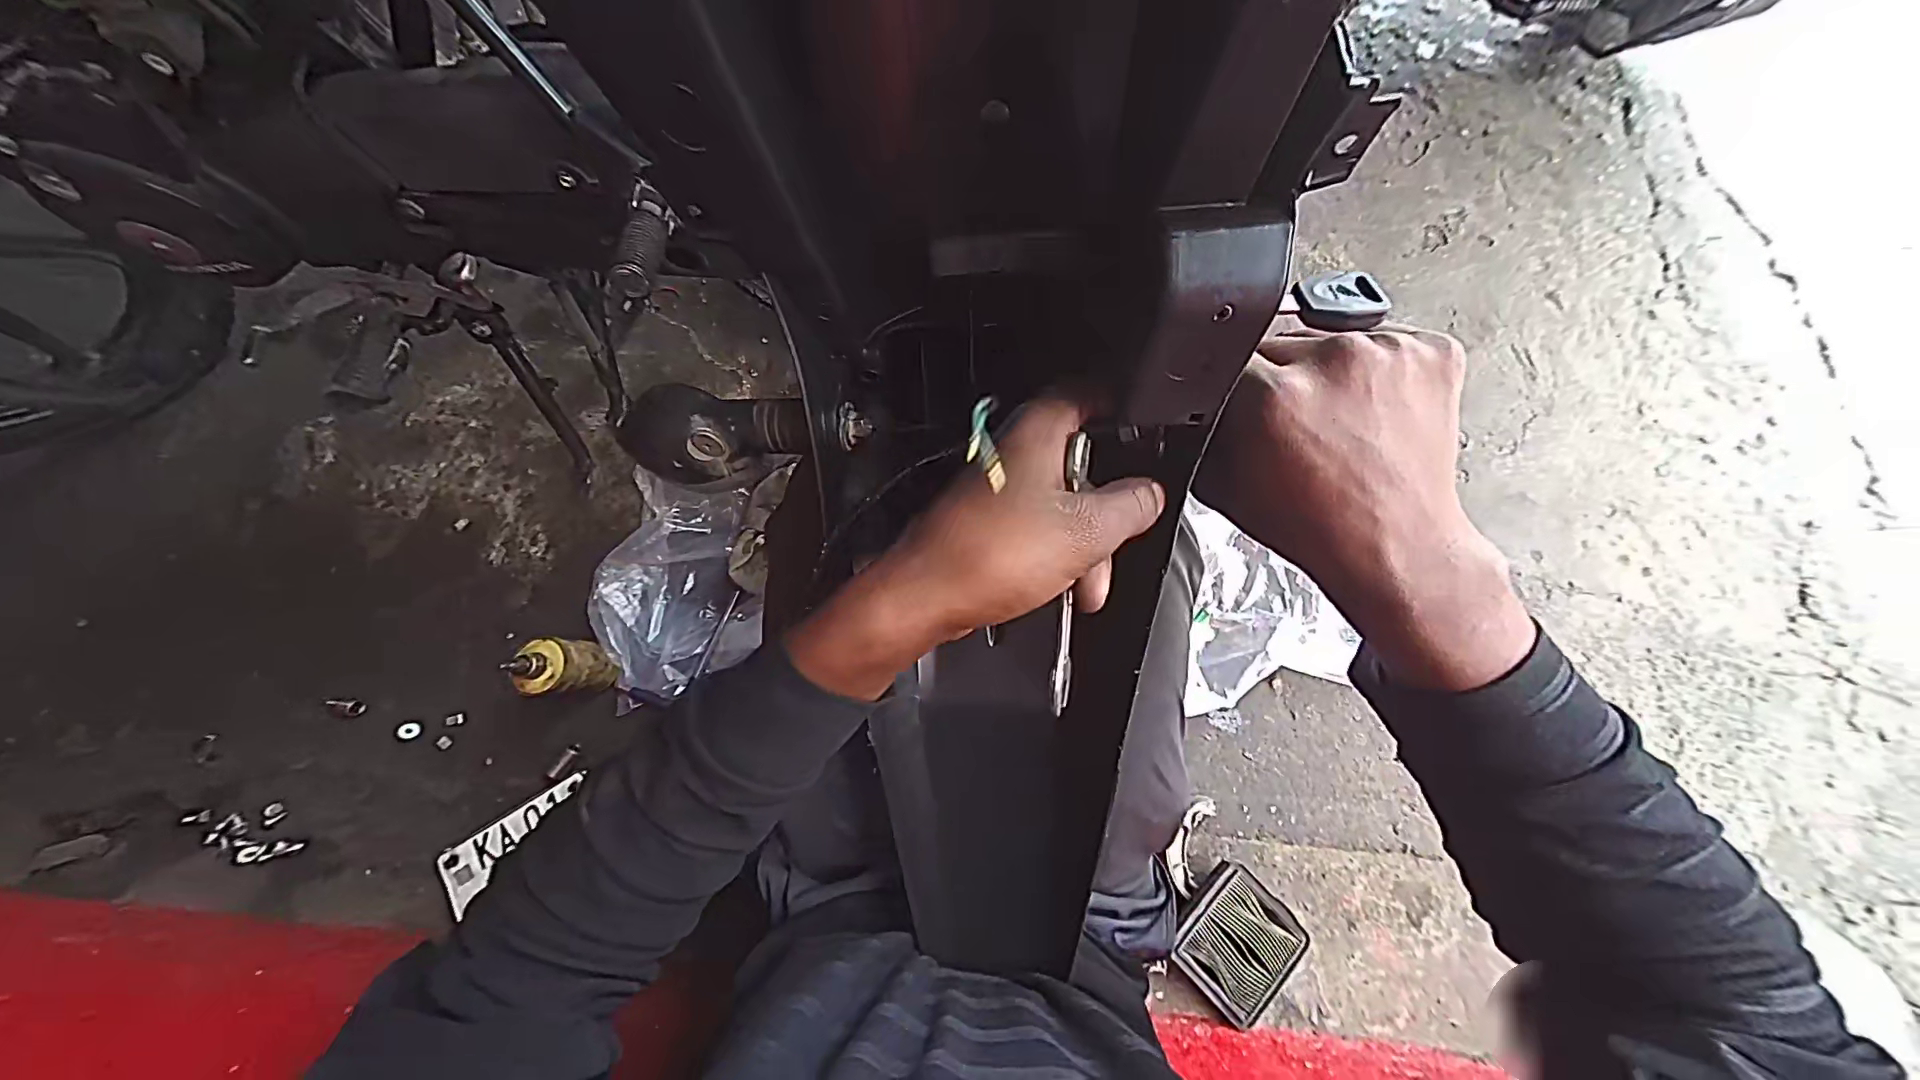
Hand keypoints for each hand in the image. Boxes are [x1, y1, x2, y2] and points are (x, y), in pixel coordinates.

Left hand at [788, 396, 1167, 699]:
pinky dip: (1054, 554)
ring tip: (1087, 583)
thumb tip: (1149, 495)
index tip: (1139, 432)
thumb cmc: (986, 556)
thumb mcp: (1085, 531)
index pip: (1086, 395)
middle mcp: (1013, 454)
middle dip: (1105, 510)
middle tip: (1115, 541)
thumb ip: (1130, 507)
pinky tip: (1059, 583)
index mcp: (1037, 436)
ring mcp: (998, 488)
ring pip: (1059, 504)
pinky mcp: (987, 522)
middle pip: (1079, 464)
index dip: (1118, 410)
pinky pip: (1034, 529)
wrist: (928, 596)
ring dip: (1082, 543)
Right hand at [1193, 323, 1533, 689]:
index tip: (1235, 402)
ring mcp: (1389, 352)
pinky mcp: (1431, 350)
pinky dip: (1370, 371)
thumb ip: (1201, 431)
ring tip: (1332, 420)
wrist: (1393, 545)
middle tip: (1288, 422)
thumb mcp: (1222, 484)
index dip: (1226, 383)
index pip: (1225, 354)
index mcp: (1273, 395)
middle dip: (1273, 376)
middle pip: (1276, 340)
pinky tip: (1365, 411)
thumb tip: (1191, 403)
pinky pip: (1381, 342)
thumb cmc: (1317, 525)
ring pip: (1328, 339)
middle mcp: (1333, 362)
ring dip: (1320, 371)